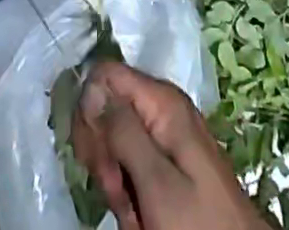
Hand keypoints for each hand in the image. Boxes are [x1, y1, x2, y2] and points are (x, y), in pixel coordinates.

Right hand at [72, 62, 268, 229]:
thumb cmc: (198, 221)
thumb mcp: (156, 180)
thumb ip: (123, 130)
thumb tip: (91, 86)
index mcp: (162, 101)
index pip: (105, 74)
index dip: (90, 111)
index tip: (97, 154)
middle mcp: (161, 106)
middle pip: (106, 107)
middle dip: (101, 151)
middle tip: (116, 189)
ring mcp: (163, 130)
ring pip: (113, 139)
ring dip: (112, 177)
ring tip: (134, 210)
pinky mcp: (164, 155)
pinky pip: (128, 161)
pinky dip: (126, 189)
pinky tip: (138, 212)